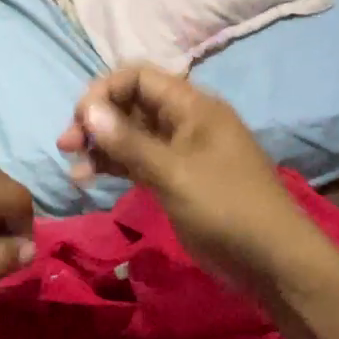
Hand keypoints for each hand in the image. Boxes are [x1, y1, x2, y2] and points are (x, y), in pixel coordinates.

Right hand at [58, 65, 303, 286]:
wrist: (271, 261)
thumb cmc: (225, 208)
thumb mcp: (173, 173)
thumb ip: (128, 141)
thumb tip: (88, 108)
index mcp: (193, 107)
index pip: (138, 77)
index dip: (104, 91)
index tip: (80, 120)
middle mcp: (185, 122)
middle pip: (130, 104)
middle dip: (96, 120)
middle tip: (67, 146)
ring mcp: (180, 152)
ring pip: (130, 135)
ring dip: (100, 146)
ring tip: (75, 168)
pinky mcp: (175, 179)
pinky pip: (137, 161)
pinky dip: (113, 166)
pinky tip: (88, 179)